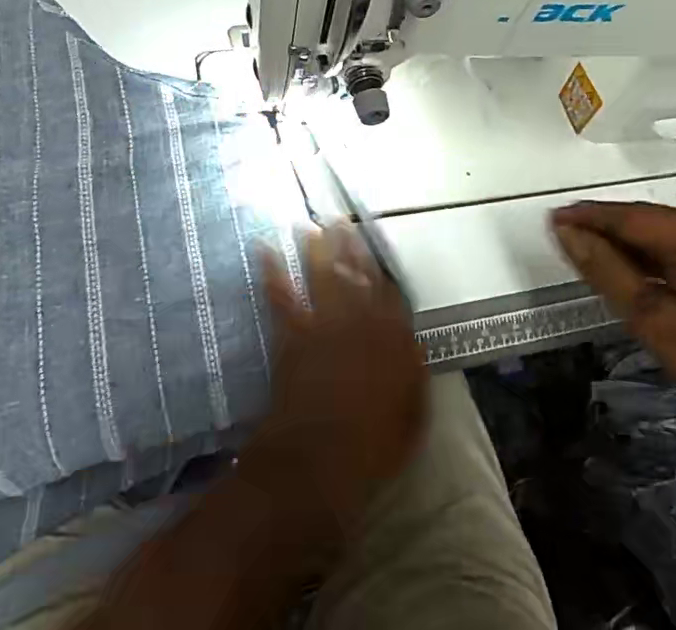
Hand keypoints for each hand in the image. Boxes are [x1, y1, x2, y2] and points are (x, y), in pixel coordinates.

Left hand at [249, 226, 426, 556]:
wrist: (321, 457)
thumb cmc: (375, 444)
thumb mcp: (412, 411)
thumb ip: (410, 369)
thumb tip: (407, 339)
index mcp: (393, 340)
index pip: (390, 294)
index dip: (380, 267)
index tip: (372, 243)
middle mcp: (359, 322)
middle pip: (355, 274)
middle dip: (347, 244)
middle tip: (338, 217)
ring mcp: (322, 324)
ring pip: (321, 275)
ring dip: (314, 247)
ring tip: (309, 223)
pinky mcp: (291, 334)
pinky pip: (280, 295)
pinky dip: (271, 271)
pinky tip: (263, 248)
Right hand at [549, 202, 675, 459]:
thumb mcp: (652, 318)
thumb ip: (605, 269)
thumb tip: (568, 233)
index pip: (631, 216)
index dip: (588, 215)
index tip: (552, 219)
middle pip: (650, 219)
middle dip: (606, 226)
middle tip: (565, 235)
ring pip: (667, 233)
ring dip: (628, 241)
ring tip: (589, 252)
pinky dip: (653, 255)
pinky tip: (632, 269)